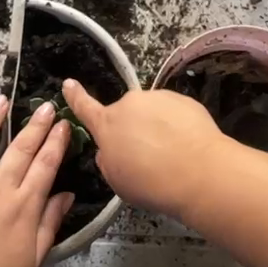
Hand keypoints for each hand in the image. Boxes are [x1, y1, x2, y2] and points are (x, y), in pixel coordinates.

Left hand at [0, 95, 73, 266]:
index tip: (64, 124)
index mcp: (24, 206)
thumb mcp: (35, 259)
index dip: (57, 142)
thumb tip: (66, 195)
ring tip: (1, 101)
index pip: (46, 165)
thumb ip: (49, 223)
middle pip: (20, 150)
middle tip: (46, 106)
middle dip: (36, 125)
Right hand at [62, 79, 229, 218]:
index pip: (85, 107)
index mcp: (107, 125)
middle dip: (132, 129)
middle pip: (125, 114)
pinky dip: (176, 125)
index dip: (75, 96)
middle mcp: (129, 105)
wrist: (199, 172)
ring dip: (155, 126)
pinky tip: (187, 144)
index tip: (68, 83)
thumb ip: (109, 160)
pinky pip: (172, 112)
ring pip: (151, 112)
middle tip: (147, 155)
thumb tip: (110, 149)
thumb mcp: (118, 181)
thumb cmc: (151, 184)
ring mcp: (156, 98)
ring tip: (171, 153)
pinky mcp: (182, 99)